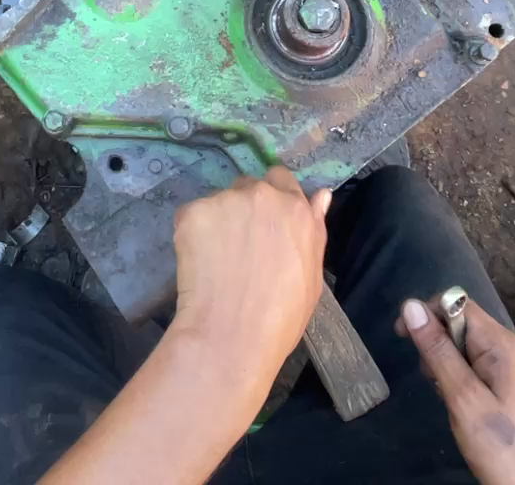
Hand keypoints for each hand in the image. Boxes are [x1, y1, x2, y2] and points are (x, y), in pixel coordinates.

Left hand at [171, 167, 331, 385]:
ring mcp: (225, 200)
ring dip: (220, 219)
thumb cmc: (281, 316)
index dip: (274, 199)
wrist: (231, 334)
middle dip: (245, 208)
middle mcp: (261, 195)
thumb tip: (321, 195)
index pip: (281, 179)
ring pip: (220, 201)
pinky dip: (194, 232)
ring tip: (218, 259)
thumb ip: (315, 229)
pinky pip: (194, 215)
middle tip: (240, 244)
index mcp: (295, 209)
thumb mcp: (312, 276)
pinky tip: (198, 262)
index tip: (266, 223)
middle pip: (249, 187)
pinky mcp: (193, 211)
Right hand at [401, 297, 514, 484]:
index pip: (457, 304)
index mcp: (505, 345)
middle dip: (439, 347)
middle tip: (434, 385)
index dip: (427, 314)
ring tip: (453, 405)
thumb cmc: (509, 452)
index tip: (402, 339)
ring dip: (451, 369)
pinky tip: (468, 413)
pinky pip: (484, 373)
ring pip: (471, 352)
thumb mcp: (465, 401)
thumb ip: (438, 352)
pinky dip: (467, 385)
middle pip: (464, 327)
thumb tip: (409, 305)